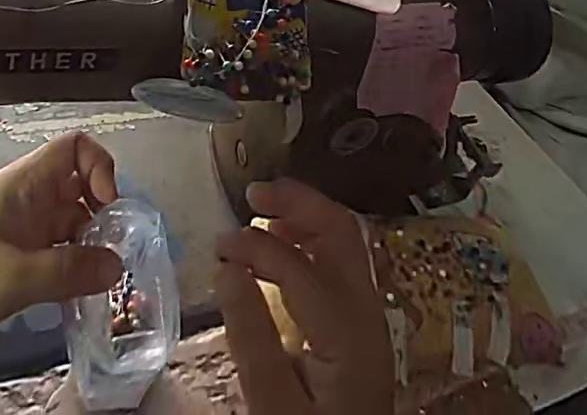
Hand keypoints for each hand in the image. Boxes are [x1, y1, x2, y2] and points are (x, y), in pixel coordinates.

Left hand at [0, 133, 123, 413]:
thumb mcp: (13, 278)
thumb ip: (70, 271)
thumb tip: (119, 265)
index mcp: (22, 183)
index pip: (74, 147)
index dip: (99, 166)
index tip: (108, 207)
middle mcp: (25, 198)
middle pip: (77, 184)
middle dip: (101, 209)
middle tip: (114, 248)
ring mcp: (18, 229)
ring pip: (68, 219)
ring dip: (88, 241)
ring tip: (101, 277)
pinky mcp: (11, 259)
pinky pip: (55, 249)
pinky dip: (72, 263)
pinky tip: (79, 291)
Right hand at [215, 179, 393, 414]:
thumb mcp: (273, 407)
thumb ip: (251, 336)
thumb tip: (228, 267)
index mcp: (348, 333)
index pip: (300, 267)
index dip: (255, 246)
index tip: (218, 244)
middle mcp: (366, 312)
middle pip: (340, 231)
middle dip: (297, 202)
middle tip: (253, 194)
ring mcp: (367, 314)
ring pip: (343, 239)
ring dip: (304, 215)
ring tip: (263, 212)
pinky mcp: (358, 321)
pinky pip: (339, 258)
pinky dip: (310, 237)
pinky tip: (283, 243)